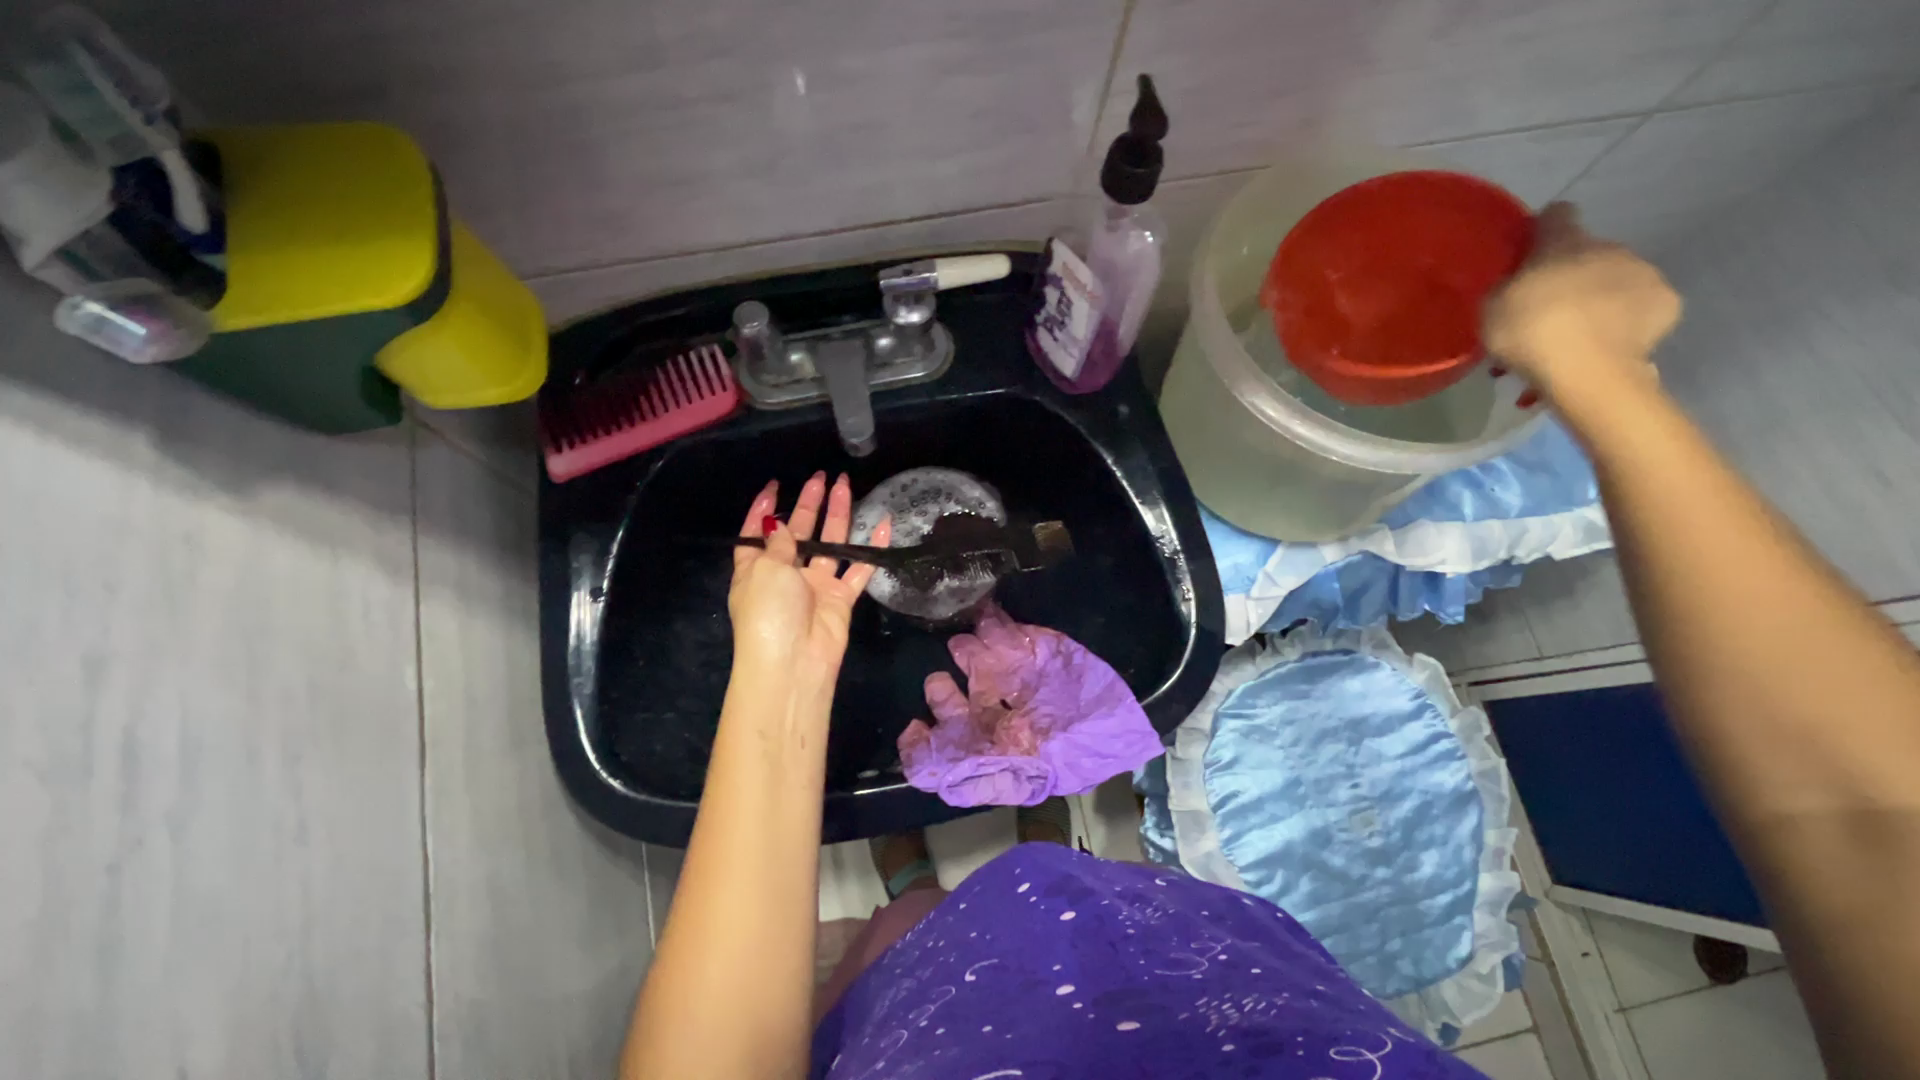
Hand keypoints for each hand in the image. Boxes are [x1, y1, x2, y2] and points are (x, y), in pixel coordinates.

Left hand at [729, 472, 891, 685]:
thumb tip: (781, 524)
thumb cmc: (768, 611)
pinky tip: (883, 524)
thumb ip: (780, 543)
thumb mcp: (766, 569)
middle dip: (810, 504)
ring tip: (847, 487)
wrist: (792, 663)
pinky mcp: (840, 599)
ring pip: (830, 544)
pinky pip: (859, 568)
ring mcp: (815, 586)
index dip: (766, 508)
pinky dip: (871, 548)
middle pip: (800, 532)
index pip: (758, 531)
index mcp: (756, 567)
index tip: (777, 485)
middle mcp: (785, 573)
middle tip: (823, 478)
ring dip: (838, 516)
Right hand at [1483, 202, 1681, 399]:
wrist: (1589, 370)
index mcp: (1563, 242)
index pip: (1557, 215)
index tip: (1531, 254)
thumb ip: (1509, 287)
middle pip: (1589, 252)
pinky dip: (1628, 319)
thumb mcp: (1493, 309)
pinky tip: (1611, 342)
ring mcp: (1644, 272)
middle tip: (1550, 311)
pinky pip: (1642, 305)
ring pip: (1618, 278)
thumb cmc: (1531, 333)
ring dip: (1600, 297)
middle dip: (1573, 274)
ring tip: (1581, 333)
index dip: (1543, 231)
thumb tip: (1522, 284)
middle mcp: (1608, 247)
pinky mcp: (1667, 302)